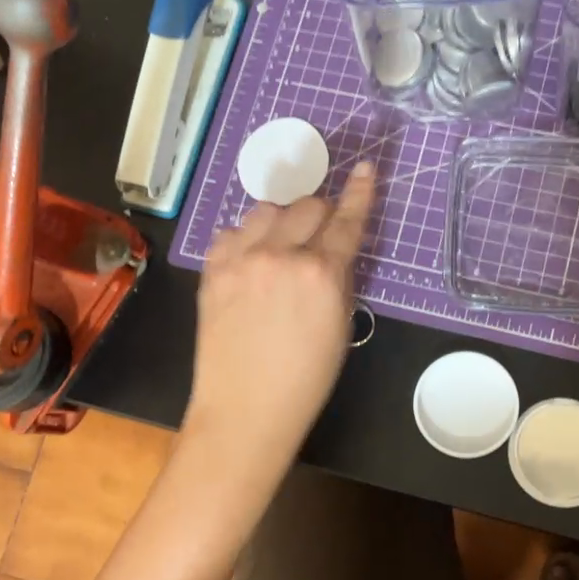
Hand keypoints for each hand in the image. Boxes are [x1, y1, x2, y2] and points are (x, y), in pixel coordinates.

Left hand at [187, 163, 376, 460]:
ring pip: (268, 210)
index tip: (366, 169)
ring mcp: (242, 259)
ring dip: (281, 222)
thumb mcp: (341, 328)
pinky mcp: (213, 270)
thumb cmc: (306, 380)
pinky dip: (246, 240)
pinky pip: (232, 232)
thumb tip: (334, 252)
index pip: (346, 220)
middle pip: (307, 206)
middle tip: (318, 239)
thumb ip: (340, 280)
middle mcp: (281, 256)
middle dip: (319, 216)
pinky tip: (250, 263)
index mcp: (322, 274)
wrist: (245, 410)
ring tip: (280, 249)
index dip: (360, 193)